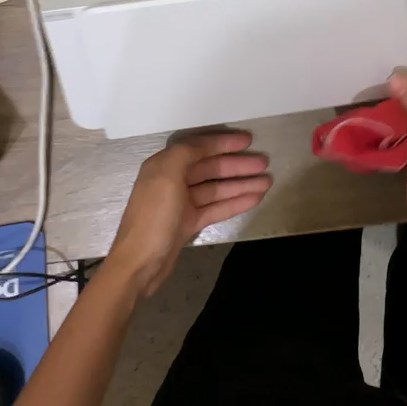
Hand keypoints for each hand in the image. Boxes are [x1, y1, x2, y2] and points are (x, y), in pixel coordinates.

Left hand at [106, 131, 271, 294]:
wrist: (138, 266)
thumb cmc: (154, 216)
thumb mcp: (168, 174)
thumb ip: (187, 152)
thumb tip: (207, 144)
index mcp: (165, 165)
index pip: (200, 148)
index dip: (224, 143)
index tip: (248, 140)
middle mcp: (173, 180)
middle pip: (212, 168)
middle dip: (238, 165)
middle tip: (264, 163)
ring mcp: (182, 203)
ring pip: (217, 189)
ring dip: (242, 184)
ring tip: (267, 182)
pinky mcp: (189, 223)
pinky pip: (216, 207)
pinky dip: (235, 202)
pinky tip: (255, 199)